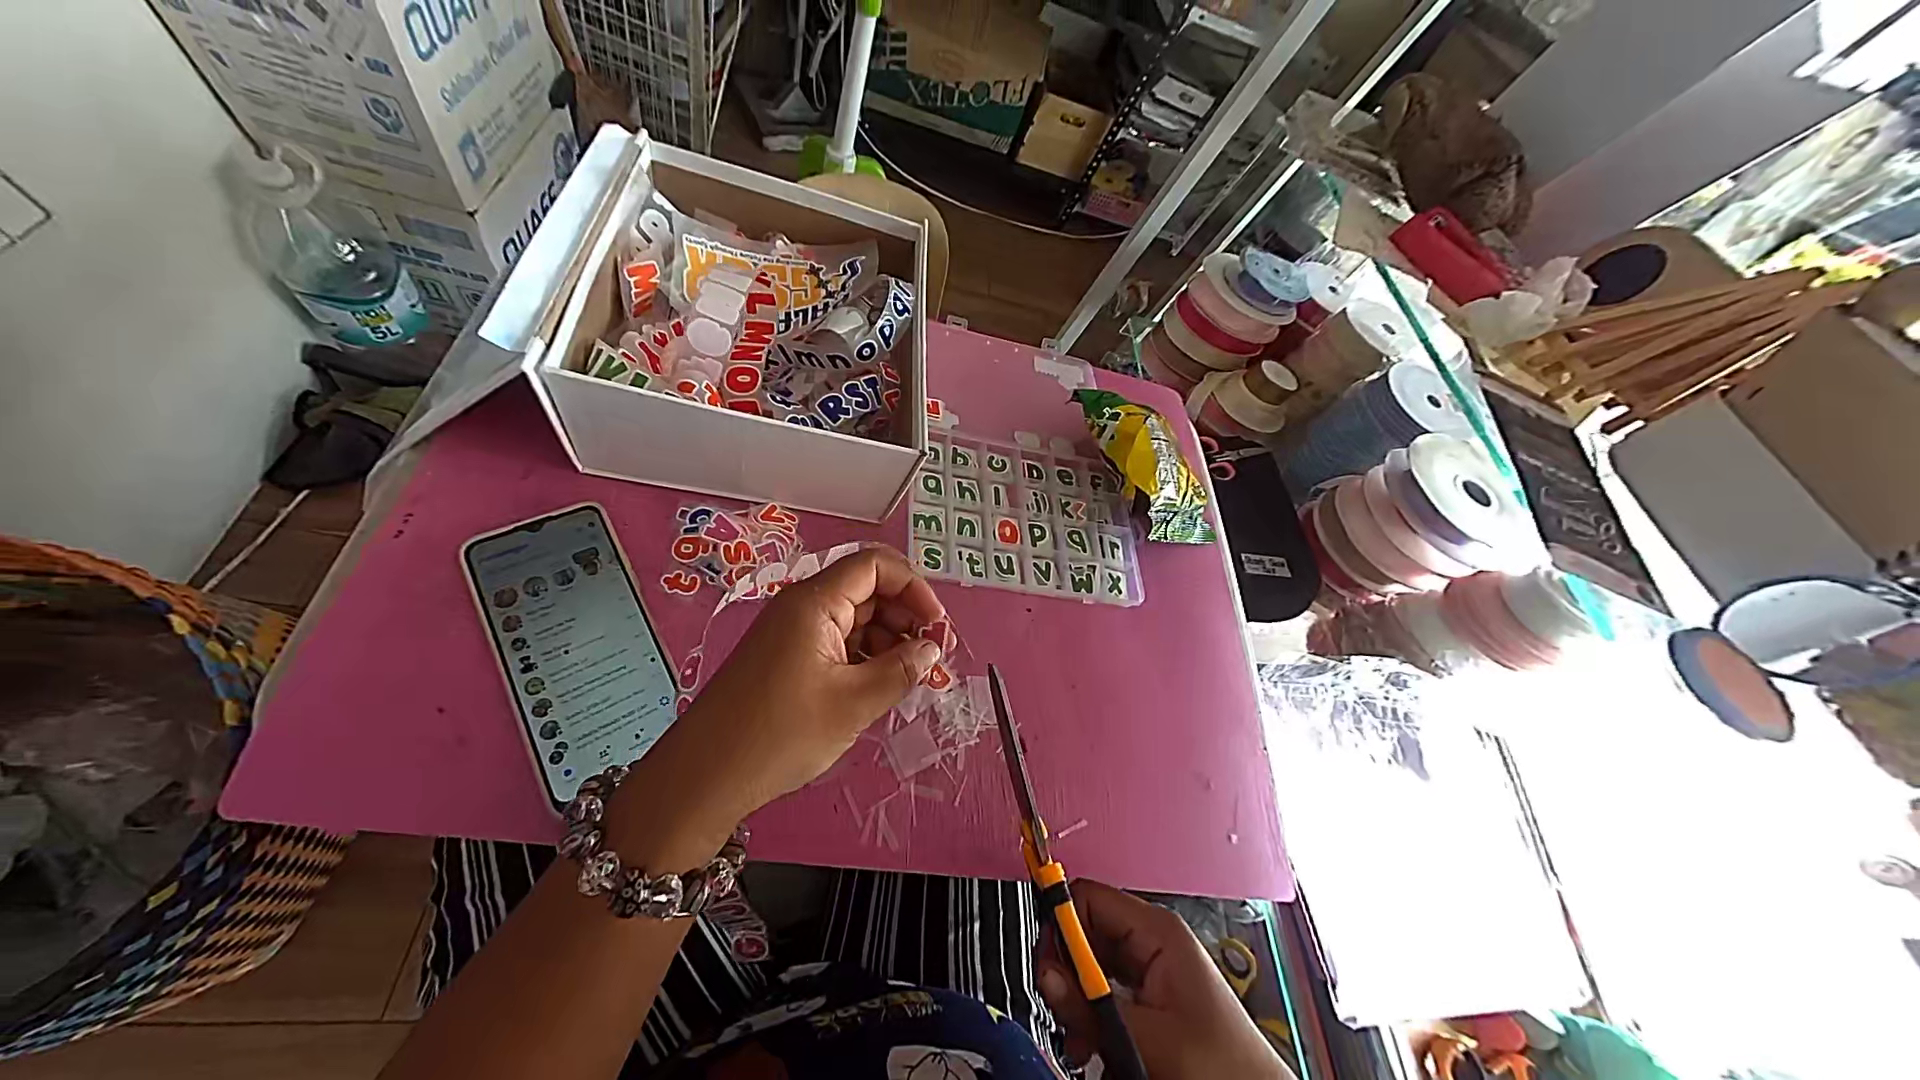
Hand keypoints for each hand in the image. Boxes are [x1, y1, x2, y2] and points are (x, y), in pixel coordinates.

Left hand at [650, 546, 945, 825]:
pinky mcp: (787, 655)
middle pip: (868, 589)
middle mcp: (803, 606)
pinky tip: (878, 686)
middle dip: (905, 617)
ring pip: (855, 617)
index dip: (915, 589)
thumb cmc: (780, 735)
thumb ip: (901, 670)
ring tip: (908, 679)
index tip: (936, 628)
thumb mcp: (853, 704)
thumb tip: (932, 649)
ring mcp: (792, 631)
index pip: (876, 565)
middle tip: (930, 659)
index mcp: (815, 602)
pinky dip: (864, 656)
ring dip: (887, 641)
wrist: (705, 775)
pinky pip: (837, 641)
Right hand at [1037, 880, 1292, 1079]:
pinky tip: (1093, 1045)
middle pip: (1084, 932)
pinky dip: (1091, 1015)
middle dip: (1067, 972)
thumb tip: (1046, 974)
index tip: (1046, 964)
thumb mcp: (1148, 1038)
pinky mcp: (1148, 994)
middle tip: (1064, 1010)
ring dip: (1077, 1000)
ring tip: (1082, 1039)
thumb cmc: (1225, 1067)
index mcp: (1156, 929)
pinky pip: (1104, 990)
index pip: (1087, 897)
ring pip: (1090, 965)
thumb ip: (1091, 1005)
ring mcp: (1149, 966)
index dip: (1060, 925)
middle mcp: (1150, 939)